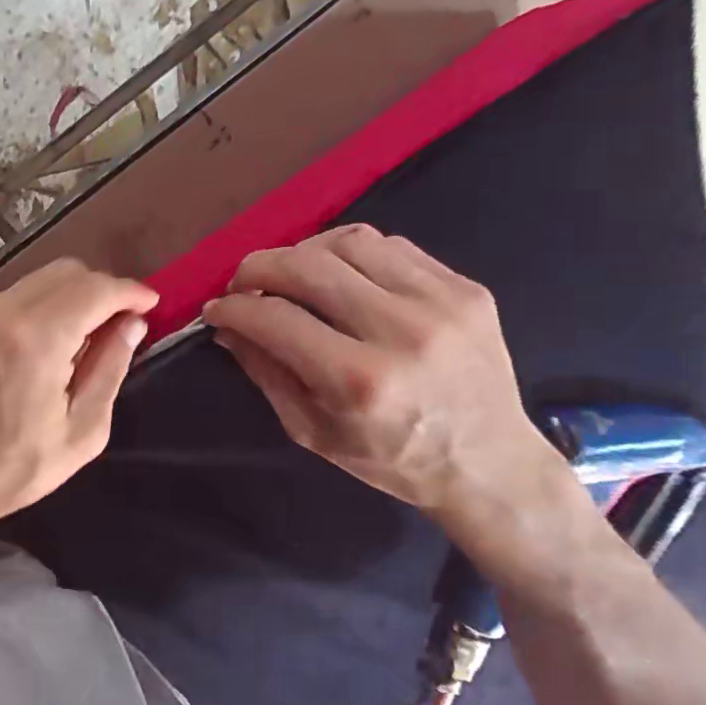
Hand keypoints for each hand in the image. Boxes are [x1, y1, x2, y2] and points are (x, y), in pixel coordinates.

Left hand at [0, 258, 156, 531]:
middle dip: (101, 290)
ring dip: (71, 297)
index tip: (150, 304)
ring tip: (86, 337)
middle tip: (121, 323)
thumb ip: (110, 367)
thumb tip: (132, 324)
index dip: (129, 292)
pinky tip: (49, 343)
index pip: (94, 289)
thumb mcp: (82, 430)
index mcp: (34, 339)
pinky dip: (42, 307)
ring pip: (39, 280)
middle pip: (66, 272)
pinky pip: (14, 296)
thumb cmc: (16, 467)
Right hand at [203, 225, 576, 530]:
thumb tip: (228, 327)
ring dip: (303, 253)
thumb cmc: (391, 459)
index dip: (233, 308)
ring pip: (348, 241)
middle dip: (257, 267)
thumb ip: (266, 372)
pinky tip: (340, 277)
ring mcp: (441, 303)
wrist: (490, 463)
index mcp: (359, 381)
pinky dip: (349, 253)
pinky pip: (391, 245)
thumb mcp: (310, 430)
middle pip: (307, 266)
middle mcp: (402, 332)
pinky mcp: (466, 288)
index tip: (215, 310)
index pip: (275, 317)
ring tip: (291, 276)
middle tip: (242, 283)